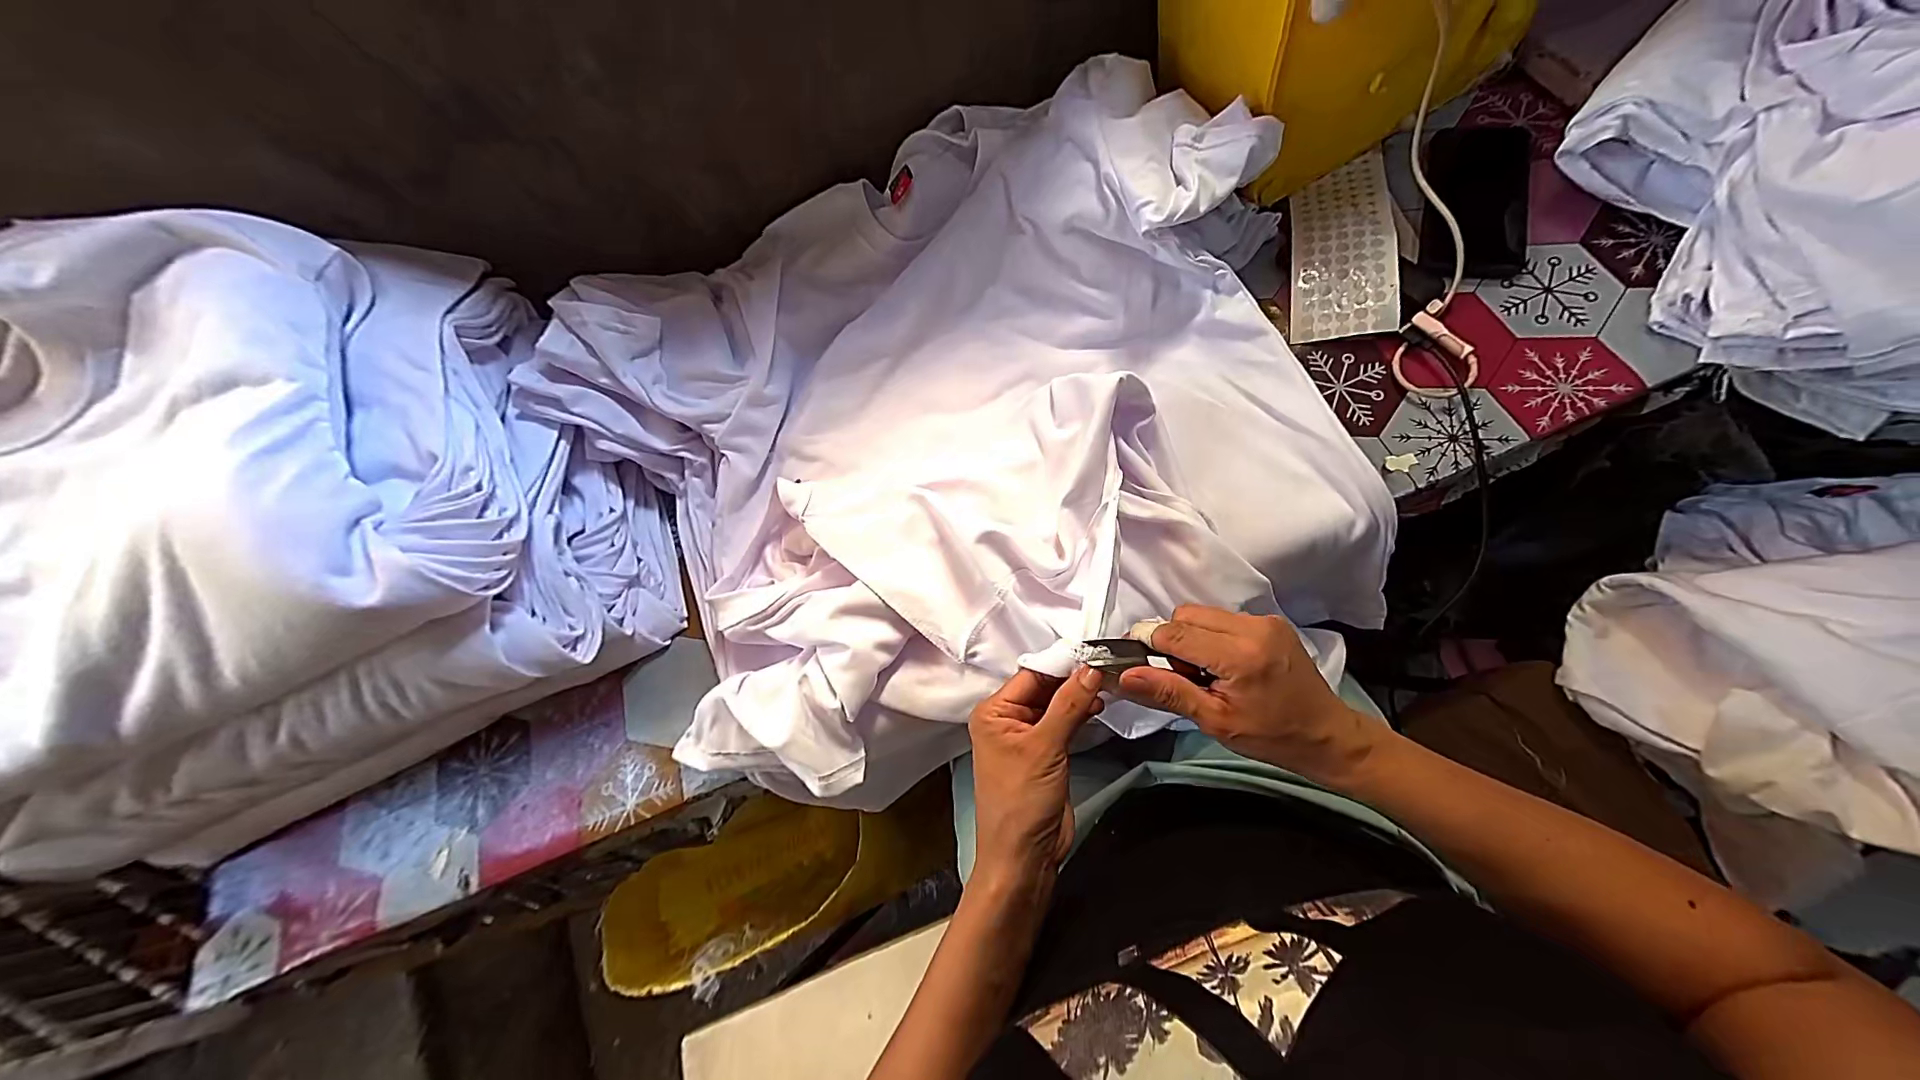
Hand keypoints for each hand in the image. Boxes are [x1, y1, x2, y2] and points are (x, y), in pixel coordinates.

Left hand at [967, 666, 1103, 885]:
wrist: (1023, 857)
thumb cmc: (1021, 802)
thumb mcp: (1045, 748)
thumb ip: (1069, 705)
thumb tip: (1091, 668)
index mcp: (993, 712)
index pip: (1031, 674)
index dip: (1063, 663)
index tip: (1095, 650)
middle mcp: (1006, 719)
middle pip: (1044, 687)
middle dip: (1074, 678)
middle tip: (1109, 664)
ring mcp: (1026, 736)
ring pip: (1056, 704)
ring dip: (1080, 695)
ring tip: (1110, 683)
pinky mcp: (1045, 753)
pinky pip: (1063, 722)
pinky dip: (1080, 713)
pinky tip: (1099, 705)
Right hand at [1117, 605, 1381, 783]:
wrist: (1327, 735)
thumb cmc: (1272, 736)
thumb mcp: (1215, 721)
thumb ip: (1168, 692)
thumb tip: (1125, 676)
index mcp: (1240, 655)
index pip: (1175, 634)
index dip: (1148, 645)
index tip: (1136, 663)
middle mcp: (1253, 627)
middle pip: (1185, 616)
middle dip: (1171, 642)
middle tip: (1181, 676)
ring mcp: (1264, 621)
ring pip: (1201, 614)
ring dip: (1190, 638)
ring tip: (1204, 672)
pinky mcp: (1269, 621)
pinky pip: (1221, 618)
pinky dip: (1209, 636)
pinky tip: (1221, 664)